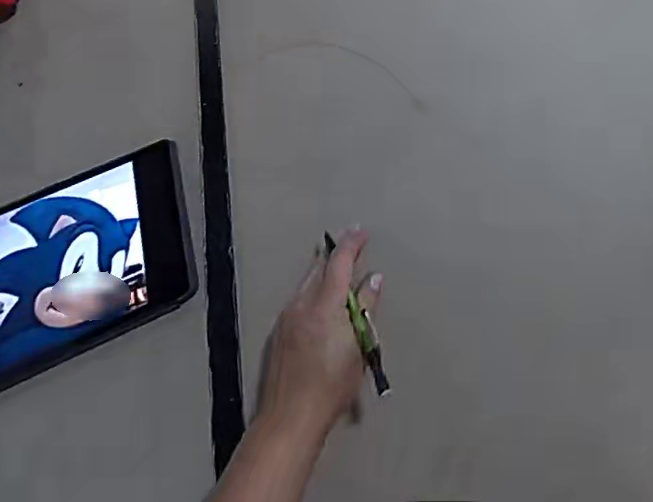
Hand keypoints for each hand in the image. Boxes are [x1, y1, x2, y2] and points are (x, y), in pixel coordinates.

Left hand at [255, 227, 383, 438]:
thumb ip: (367, 308)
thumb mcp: (359, 347)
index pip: (339, 261)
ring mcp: (286, 317)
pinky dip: (314, 293)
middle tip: (354, 250)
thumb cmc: (331, 387)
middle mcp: (301, 303)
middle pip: (320, 267)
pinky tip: (323, 308)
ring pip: (307, 282)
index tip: (362, 232)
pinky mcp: (278, 331)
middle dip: (337, 256)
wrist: (288, 420)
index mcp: (324, 305)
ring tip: (341, 278)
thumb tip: (374, 278)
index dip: (352, 243)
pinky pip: (299, 299)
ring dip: (324, 274)